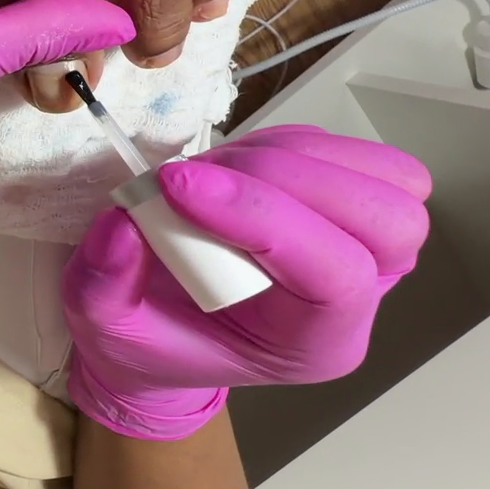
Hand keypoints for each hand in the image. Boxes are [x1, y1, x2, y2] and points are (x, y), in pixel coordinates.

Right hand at [62, 126, 431, 440]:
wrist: (164, 333)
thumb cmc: (146, 341)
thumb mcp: (102, 327)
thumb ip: (102, 283)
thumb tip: (121, 220)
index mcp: (312, 343)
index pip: (335, 275)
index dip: (260, 217)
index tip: (173, 187)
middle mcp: (360, 297)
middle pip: (386, 220)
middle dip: (282, 180)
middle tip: (189, 180)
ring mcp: (361, 247)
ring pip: (385, 179)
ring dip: (286, 157)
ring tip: (204, 174)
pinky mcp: (337, 205)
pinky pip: (341, 154)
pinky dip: (279, 145)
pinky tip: (222, 169)